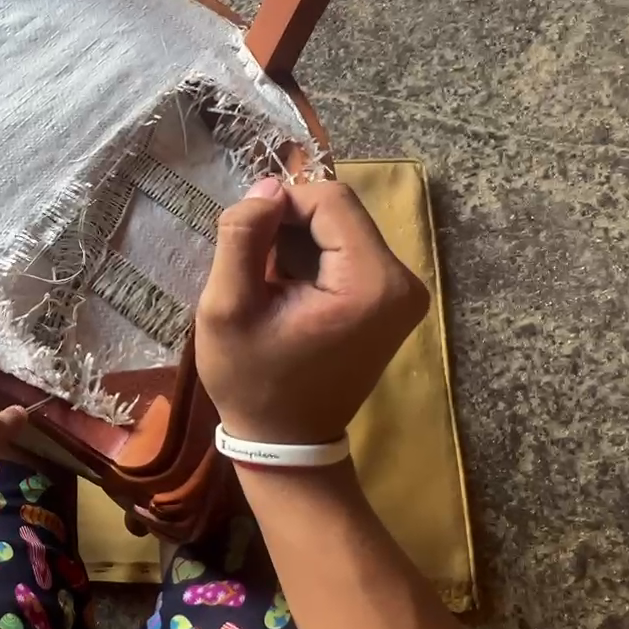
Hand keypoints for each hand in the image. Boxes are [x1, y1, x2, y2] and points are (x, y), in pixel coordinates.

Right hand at [196, 176, 429, 446]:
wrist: (287, 441)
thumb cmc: (252, 380)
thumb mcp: (226, 308)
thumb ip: (242, 238)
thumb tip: (266, 187)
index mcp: (372, 283)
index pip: (329, 199)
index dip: (279, 207)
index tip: (247, 245)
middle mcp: (402, 281)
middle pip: (338, 211)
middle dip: (288, 228)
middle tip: (255, 270)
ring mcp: (402, 292)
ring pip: (340, 227)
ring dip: (296, 243)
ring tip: (269, 286)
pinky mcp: (391, 300)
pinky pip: (346, 250)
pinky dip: (311, 259)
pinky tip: (286, 292)